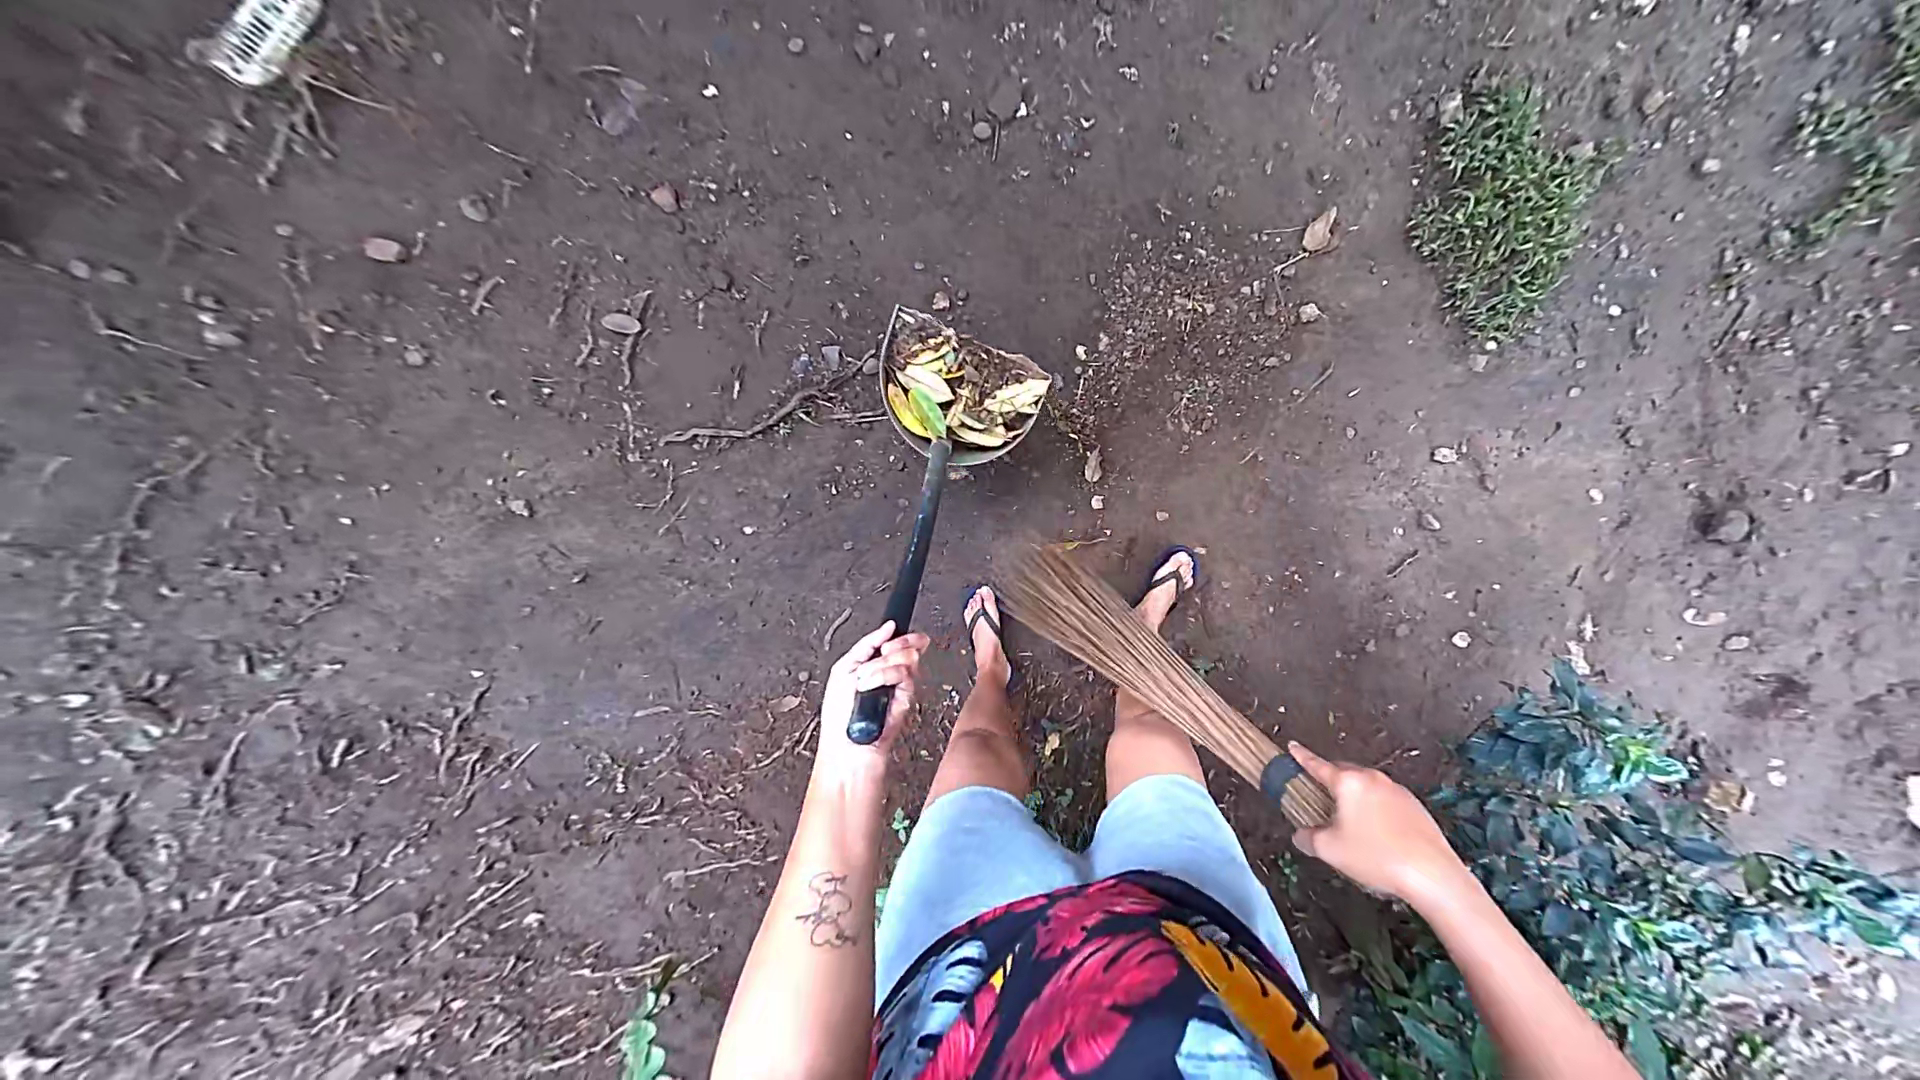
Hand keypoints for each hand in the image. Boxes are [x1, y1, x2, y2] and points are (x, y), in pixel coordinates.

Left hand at [815, 621, 929, 773]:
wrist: (846, 743)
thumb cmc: (839, 714)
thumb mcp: (844, 668)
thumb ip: (867, 644)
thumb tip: (889, 626)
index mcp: (877, 665)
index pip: (900, 641)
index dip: (902, 635)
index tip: (893, 634)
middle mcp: (892, 674)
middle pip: (910, 645)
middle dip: (896, 644)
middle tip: (883, 653)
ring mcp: (901, 686)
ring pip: (907, 657)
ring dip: (881, 666)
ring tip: (866, 680)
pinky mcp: (907, 698)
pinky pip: (903, 674)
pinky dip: (883, 676)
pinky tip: (871, 687)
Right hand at [1287, 742, 1472, 908]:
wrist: (1434, 877)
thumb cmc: (1376, 857)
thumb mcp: (1330, 850)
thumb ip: (1308, 838)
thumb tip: (1301, 836)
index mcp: (1348, 783)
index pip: (1317, 764)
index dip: (1301, 756)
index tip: (1292, 746)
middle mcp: (1372, 779)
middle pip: (1344, 772)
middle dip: (1330, 779)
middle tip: (1319, 795)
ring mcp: (1398, 792)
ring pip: (1367, 786)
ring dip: (1354, 796)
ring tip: (1350, 821)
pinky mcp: (1417, 807)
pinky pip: (1386, 800)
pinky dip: (1375, 808)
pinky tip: (1378, 833)